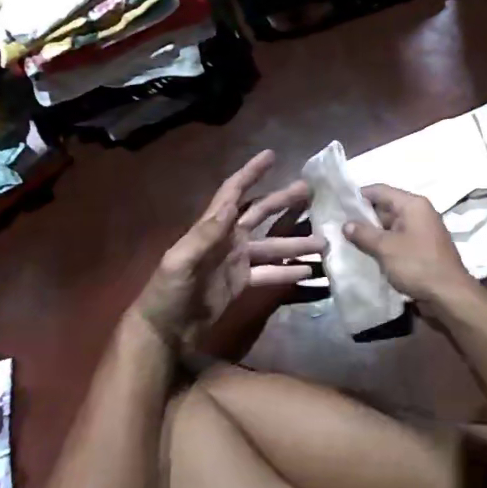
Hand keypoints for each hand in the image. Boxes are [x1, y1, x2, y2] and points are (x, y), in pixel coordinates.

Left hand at [131, 150, 321, 354]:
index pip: (233, 193)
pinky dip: (287, 272)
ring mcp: (235, 261)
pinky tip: (308, 271)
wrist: (163, 331)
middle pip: (260, 213)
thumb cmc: (166, 293)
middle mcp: (227, 239)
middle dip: (284, 201)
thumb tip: (232, 206)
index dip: (251, 173)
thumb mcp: (179, 262)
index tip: (271, 155)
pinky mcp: (241, 283)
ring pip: (271, 245)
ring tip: (323, 242)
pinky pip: (269, 273)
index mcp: (211, 228)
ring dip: (295, 242)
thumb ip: (205, 235)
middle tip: (310, 192)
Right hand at [342, 184, 478, 307]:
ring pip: (390, 227)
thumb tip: (346, 224)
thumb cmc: (417, 265)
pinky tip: (365, 254)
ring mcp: (421, 232)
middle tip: (337, 226)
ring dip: (371, 234)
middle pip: (385, 208)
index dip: (358, 195)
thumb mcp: (386, 248)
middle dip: (363, 217)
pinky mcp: (421, 250)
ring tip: (345, 241)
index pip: (380, 190)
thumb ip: (363, 234)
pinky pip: (397, 241)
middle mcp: (419, 213)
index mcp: (413, 205)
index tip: (337, 204)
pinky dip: (383, 246)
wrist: (449, 296)